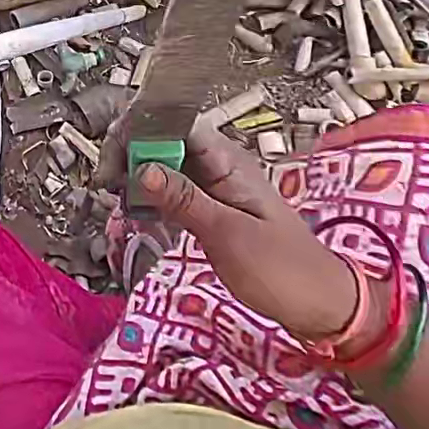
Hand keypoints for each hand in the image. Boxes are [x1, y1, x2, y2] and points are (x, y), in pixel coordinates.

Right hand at [129, 119, 367, 342]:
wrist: (322, 307)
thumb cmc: (282, 271)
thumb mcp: (228, 236)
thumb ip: (184, 200)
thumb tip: (141, 168)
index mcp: (227, 159)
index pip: (174, 122)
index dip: (138, 130)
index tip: (111, 161)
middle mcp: (217, 162)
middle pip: (163, 137)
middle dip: (130, 151)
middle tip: (106, 184)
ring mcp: (212, 182)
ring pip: (163, 161)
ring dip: (136, 172)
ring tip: (114, 195)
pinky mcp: (208, 204)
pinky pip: (170, 186)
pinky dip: (149, 193)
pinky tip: (134, 208)